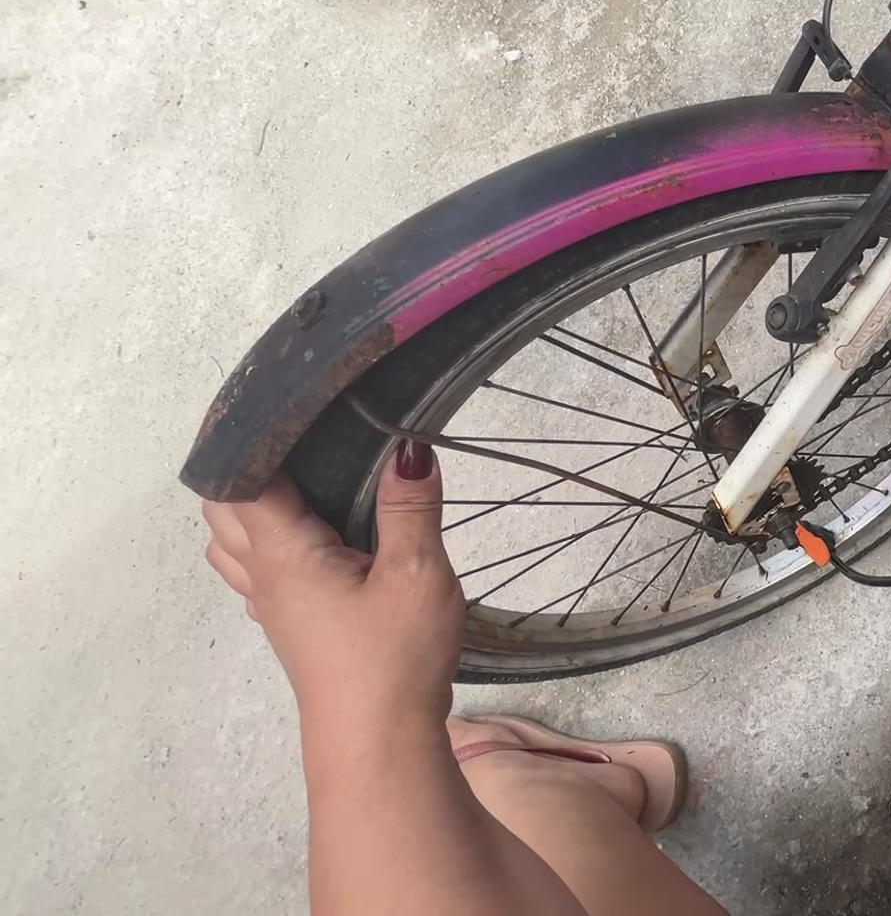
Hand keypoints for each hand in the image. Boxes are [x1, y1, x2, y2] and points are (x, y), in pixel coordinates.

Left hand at [202, 443, 462, 727]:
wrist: (380, 733)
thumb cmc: (394, 650)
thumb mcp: (417, 572)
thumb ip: (410, 509)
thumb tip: (410, 447)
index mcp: (286, 555)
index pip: (246, 484)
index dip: (256, 441)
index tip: (292, 404)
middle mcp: (266, 575)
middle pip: (227, 511)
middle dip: (250, 468)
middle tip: (306, 433)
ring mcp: (275, 603)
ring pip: (236, 542)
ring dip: (254, 505)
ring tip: (308, 477)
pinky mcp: (295, 621)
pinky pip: (261, 564)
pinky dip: (271, 536)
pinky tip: (320, 535)